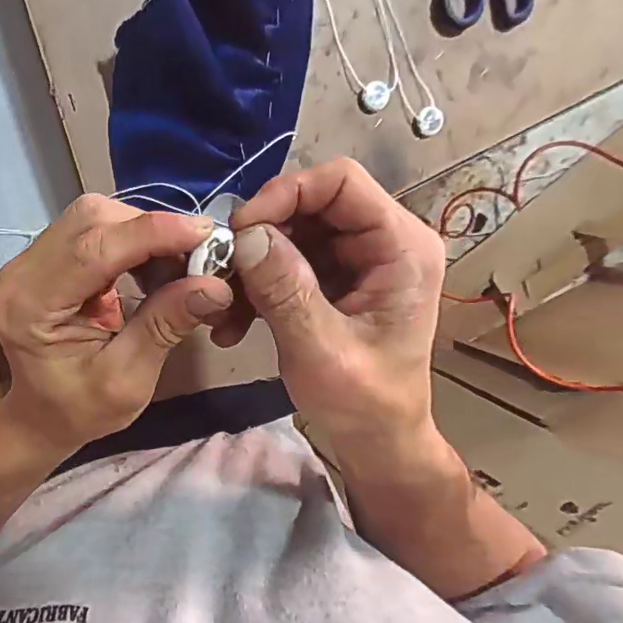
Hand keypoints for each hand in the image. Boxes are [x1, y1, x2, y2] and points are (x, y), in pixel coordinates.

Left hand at [0, 194, 233, 454]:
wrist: (41, 417)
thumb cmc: (79, 410)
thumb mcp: (127, 380)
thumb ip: (165, 326)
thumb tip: (216, 285)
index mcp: (30, 307)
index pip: (92, 250)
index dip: (152, 233)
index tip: (205, 233)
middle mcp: (21, 272)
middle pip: (92, 221)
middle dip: (151, 231)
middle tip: (197, 258)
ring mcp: (30, 260)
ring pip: (95, 217)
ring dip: (144, 234)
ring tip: (177, 268)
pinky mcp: (46, 257)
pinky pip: (93, 229)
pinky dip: (132, 241)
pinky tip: (153, 268)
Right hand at [217, 158, 446, 464]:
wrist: (376, 440)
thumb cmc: (364, 403)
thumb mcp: (320, 349)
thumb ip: (285, 290)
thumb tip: (245, 235)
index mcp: (401, 247)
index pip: (341, 181)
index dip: (285, 193)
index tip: (240, 230)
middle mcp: (382, 240)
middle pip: (309, 203)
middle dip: (259, 234)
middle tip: (221, 270)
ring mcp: (356, 257)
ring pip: (290, 230)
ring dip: (250, 264)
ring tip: (223, 307)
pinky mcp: (333, 276)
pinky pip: (285, 258)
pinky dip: (255, 283)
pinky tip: (234, 321)